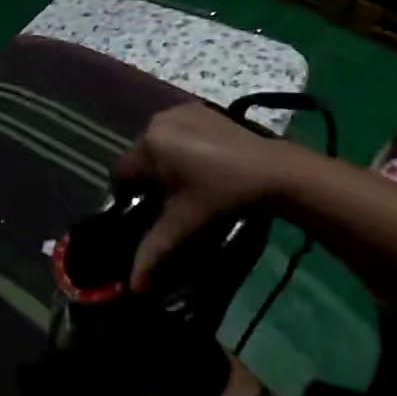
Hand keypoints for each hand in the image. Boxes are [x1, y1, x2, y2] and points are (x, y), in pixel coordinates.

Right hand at [115, 103, 308, 290]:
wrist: (274, 171)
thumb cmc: (222, 195)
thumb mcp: (185, 223)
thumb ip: (154, 251)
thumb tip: (132, 287)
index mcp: (148, 143)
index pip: (122, 174)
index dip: (132, 196)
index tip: (151, 211)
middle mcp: (158, 121)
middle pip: (141, 157)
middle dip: (151, 179)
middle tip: (173, 200)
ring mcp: (180, 111)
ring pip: (158, 143)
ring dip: (166, 162)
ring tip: (190, 183)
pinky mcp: (200, 108)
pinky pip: (177, 130)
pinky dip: (182, 146)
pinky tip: (203, 163)